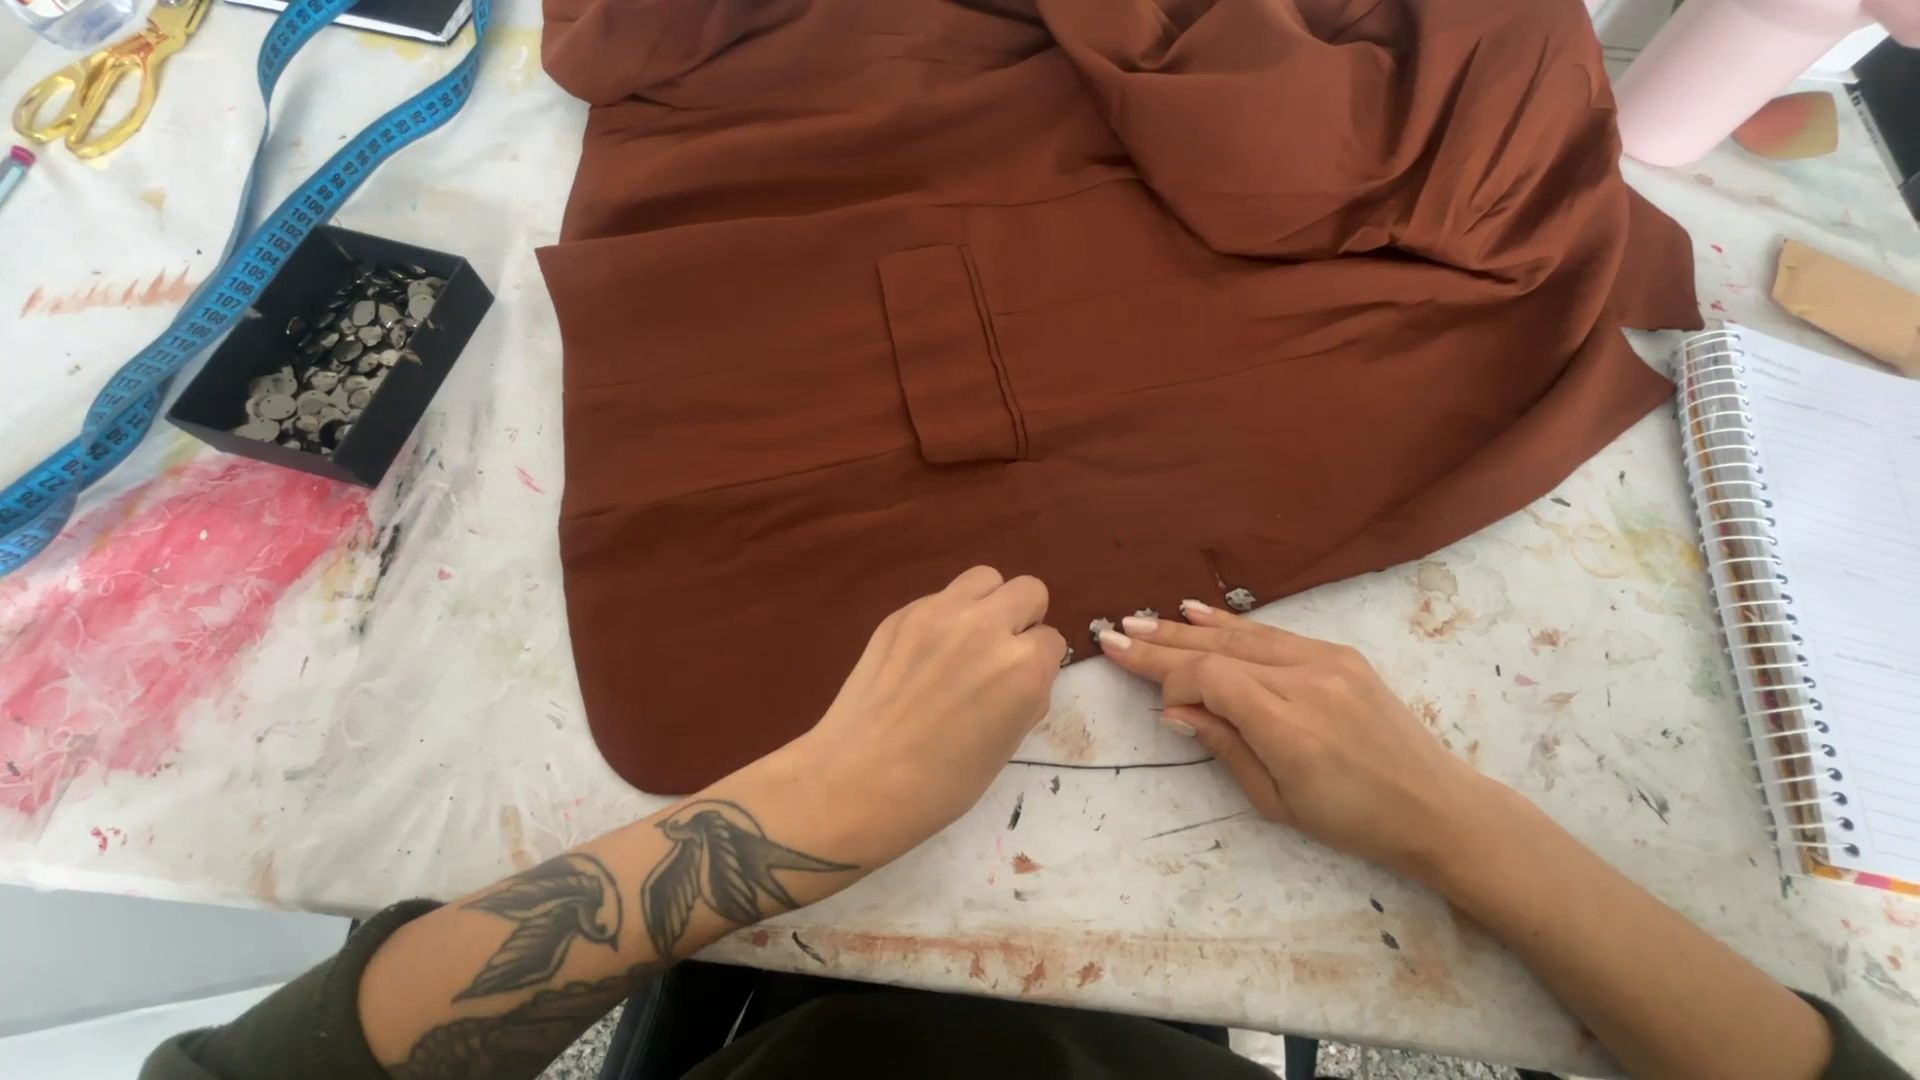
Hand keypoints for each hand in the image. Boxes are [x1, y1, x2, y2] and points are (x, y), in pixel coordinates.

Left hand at [792, 566, 1066, 862]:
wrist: (856, 781)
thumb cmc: (940, 785)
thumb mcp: (1006, 746)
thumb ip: (1027, 696)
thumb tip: (1026, 672)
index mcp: (1023, 668)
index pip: (1052, 640)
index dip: (1039, 663)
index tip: (1019, 683)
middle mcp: (987, 627)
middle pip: (1029, 591)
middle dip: (1023, 619)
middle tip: (1000, 653)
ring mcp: (941, 613)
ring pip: (986, 578)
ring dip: (987, 604)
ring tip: (967, 640)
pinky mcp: (902, 613)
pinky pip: (942, 596)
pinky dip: (945, 617)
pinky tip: (925, 653)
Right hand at [1098, 601, 1499, 880]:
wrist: (1437, 806)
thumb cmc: (1352, 821)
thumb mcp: (1276, 800)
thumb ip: (1223, 746)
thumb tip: (1173, 710)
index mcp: (1289, 725)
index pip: (1209, 677)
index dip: (1167, 675)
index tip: (1139, 683)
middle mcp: (1306, 680)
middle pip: (1216, 650)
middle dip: (1161, 643)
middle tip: (1115, 633)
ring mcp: (1326, 661)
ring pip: (1241, 635)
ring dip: (1187, 628)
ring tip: (1144, 620)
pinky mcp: (1339, 654)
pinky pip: (1272, 634)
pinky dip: (1230, 624)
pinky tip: (1197, 613)